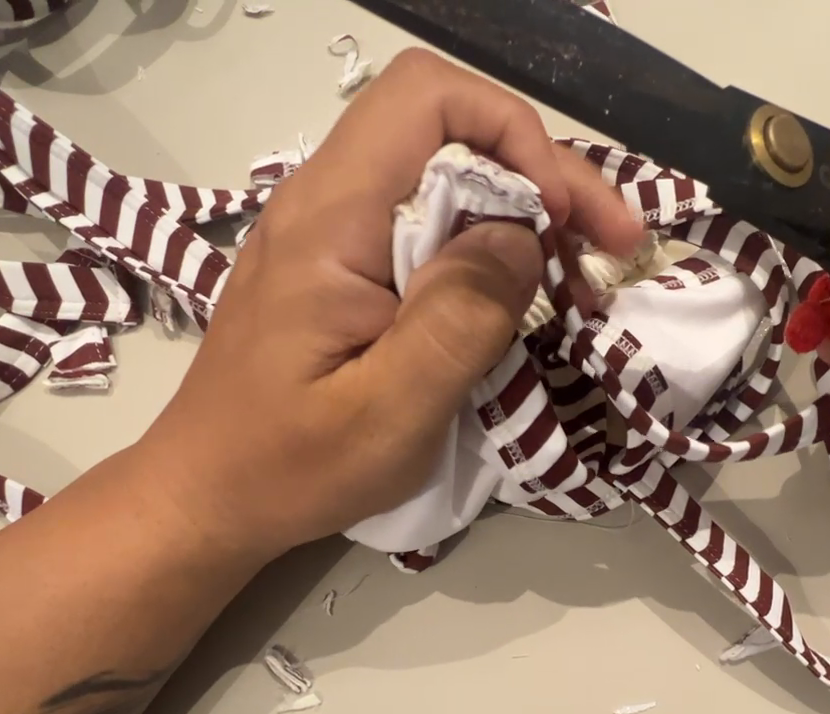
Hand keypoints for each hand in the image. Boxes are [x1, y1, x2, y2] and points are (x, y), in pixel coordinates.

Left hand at [136, 50, 642, 565]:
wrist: (214, 496)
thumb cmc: (292, 466)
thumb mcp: (389, 410)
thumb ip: (457, 318)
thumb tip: (521, 236)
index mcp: (331, 221)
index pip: (427, 101)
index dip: (513, 136)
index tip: (562, 218)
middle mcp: (327, 206)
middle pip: (450, 137)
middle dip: (545, 180)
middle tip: (614, 247)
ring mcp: (333, 238)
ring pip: (445, 183)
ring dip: (523, 220)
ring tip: (579, 282)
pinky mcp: (344, 274)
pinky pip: (427, 231)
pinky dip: (488, 254)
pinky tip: (521, 299)